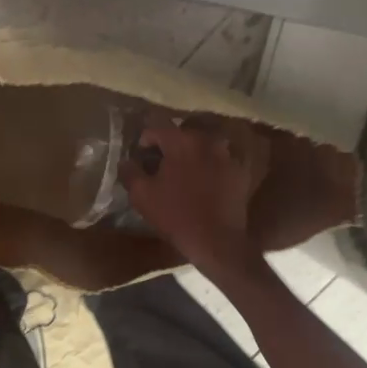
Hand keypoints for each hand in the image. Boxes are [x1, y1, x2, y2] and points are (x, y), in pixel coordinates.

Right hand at [123, 116, 261, 278]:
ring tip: (183, 174)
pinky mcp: (240, 172)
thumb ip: (130, 172)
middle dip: (169, 146)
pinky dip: (210, 167)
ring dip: (191, 156)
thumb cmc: (175, 215)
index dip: (145, 139)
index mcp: (181, 141)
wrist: (217, 240)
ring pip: (203, 147)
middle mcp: (207, 140)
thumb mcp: (142, 196)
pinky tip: (204, 184)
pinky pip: (220, 162)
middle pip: (182, 134)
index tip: (140, 155)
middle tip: (160, 165)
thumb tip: (126, 161)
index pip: (157, 127)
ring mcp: (227, 155)